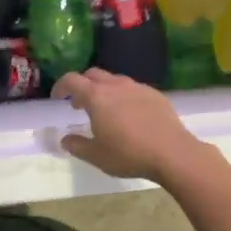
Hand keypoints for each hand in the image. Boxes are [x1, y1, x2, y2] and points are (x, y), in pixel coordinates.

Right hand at [52, 68, 210, 184]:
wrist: (172, 153)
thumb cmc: (129, 154)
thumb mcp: (96, 156)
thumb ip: (76, 145)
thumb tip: (65, 139)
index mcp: (97, 97)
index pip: (72, 80)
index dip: (61, 86)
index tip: (57, 97)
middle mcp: (116, 86)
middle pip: (93, 74)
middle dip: (82, 85)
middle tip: (79, 103)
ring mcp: (138, 88)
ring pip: (114, 80)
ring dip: (103, 89)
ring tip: (105, 109)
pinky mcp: (155, 95)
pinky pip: (133, 89)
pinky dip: (123, 95)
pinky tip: (129, 114)